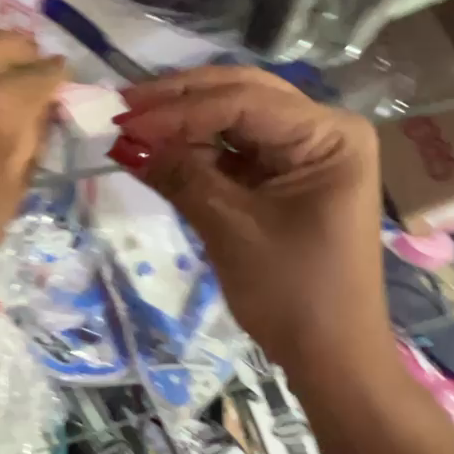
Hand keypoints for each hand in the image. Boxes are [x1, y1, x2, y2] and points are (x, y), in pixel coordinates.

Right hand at [112, 66, 386, 367]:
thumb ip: (179, 175)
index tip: (123, 120)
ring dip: (184, 119)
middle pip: (242, 96)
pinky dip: (198, 145)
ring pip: (236, 117)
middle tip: (121, 105)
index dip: (179, 109)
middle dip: (180, 101)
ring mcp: (307, 151)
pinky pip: (238, 146)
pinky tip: (160, 143)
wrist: (332, 356)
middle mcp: (324, 129)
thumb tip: (123, 139)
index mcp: (330, 135)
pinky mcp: (287, 174)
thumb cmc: (294, 293)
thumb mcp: (231, 228)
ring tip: (132, 121)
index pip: (244, 102)